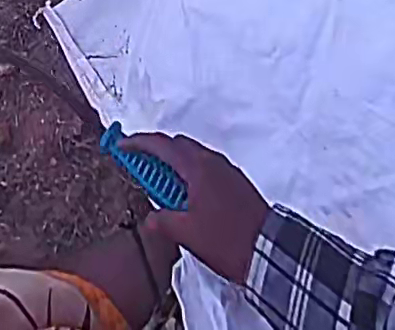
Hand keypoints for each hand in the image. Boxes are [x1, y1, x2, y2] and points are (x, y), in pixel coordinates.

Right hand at [119, 132, 269, 282]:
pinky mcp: (236, 180)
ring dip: (174, 161)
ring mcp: (225, 168)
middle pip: (177, 144)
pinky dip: (190, 170)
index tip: (122, 146)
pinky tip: (187, 192)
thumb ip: (164, 221)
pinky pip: (206, 165)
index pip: (161, 145)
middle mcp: (211, 160)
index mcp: (196, 166)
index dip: (138, 143)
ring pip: (192, 154)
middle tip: (140, 164)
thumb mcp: (188, 233)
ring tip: (162, 181)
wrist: (272, 251)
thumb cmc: (226, 239)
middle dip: (156, 150)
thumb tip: (150, 219)